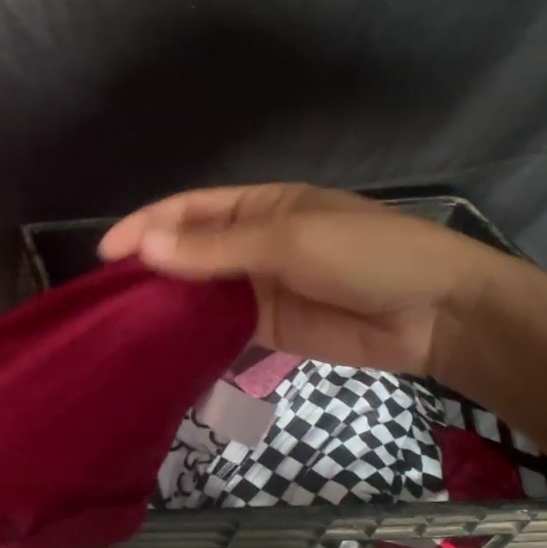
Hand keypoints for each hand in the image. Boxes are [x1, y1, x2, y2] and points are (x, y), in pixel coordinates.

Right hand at [97, 184, 512, 375]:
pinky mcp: (262, 327)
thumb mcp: (290, 241)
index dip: (145, 226)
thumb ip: (216, 249)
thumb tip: (146, 249)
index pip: (188, 211)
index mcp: (259, 207)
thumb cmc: (370, 255)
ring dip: (162, 300)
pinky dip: (186, 331)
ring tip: (121, 318)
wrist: (440, 316)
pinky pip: (213, 326)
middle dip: (147, 265)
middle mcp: (248, 244)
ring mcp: (254, 287)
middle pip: (184, 250)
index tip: (108, 253)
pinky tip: (158, 340)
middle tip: (106, 292)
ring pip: (194, 290)